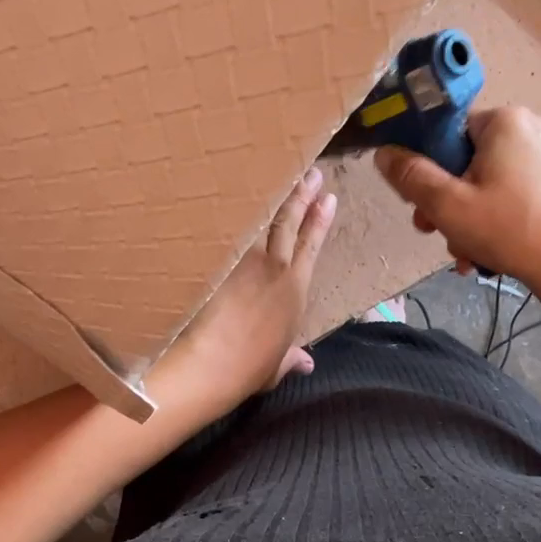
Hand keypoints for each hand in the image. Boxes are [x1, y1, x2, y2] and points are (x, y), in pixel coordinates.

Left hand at [153, 168, 335, 415]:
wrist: (211, 362)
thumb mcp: (274, 366)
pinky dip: (232, 209)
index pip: (311, 246)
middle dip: (303, 195)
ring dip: (273, 194)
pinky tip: (231, 192)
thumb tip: (305, 363)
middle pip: (291, 222)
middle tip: (311, 172)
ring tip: (280, 172)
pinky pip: (227, 226)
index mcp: (296, 290)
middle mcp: (275, 267)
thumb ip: (289, 358)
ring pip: (262, 218)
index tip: (328, 199)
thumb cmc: (247, 369)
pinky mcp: (215, 258)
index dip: (320, 221)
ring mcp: (243, 258)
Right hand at [374, 107, 540, 285]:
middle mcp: (529, 126)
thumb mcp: (446, 205)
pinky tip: (486, 248)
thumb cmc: (507, 229)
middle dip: (446, 201)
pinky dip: (492, 216)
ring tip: (464, 251)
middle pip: (465, 159)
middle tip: (436, 232)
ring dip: (466, 216)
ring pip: (485, 180)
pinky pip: (508, 190)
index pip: (447, 133)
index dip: (427, 168)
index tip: (420, 203)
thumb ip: (410, 177)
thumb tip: (383, 153)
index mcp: (504, 120)